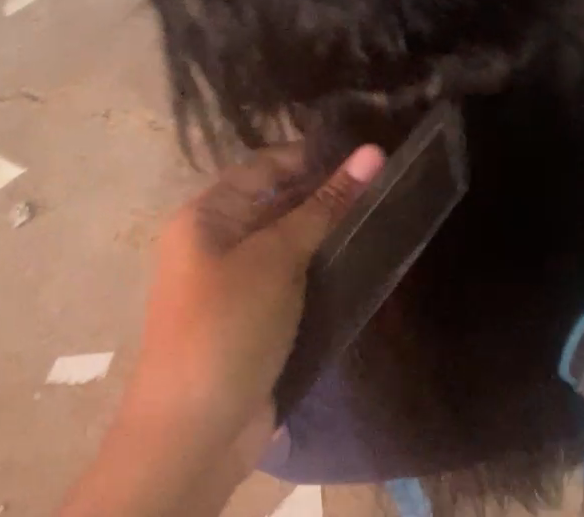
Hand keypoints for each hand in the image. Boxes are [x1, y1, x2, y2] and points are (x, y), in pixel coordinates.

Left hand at [61, 143, 384, 516]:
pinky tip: (365, 259)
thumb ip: (327, 204)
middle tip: (389, 181)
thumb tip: (372, 151)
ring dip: (332, 232)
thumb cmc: (228, 326)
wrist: (194, 432)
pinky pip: (294, 277)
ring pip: (292, 241)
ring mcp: (235, 282)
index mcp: (206, 216)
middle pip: (279, 201)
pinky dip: (325, 266)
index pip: (267, 165)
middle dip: (330, 193)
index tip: (372, 152)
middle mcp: (216, 242)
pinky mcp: (255, 317)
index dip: (316, 156)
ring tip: (388, 213)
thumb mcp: (278, 257)